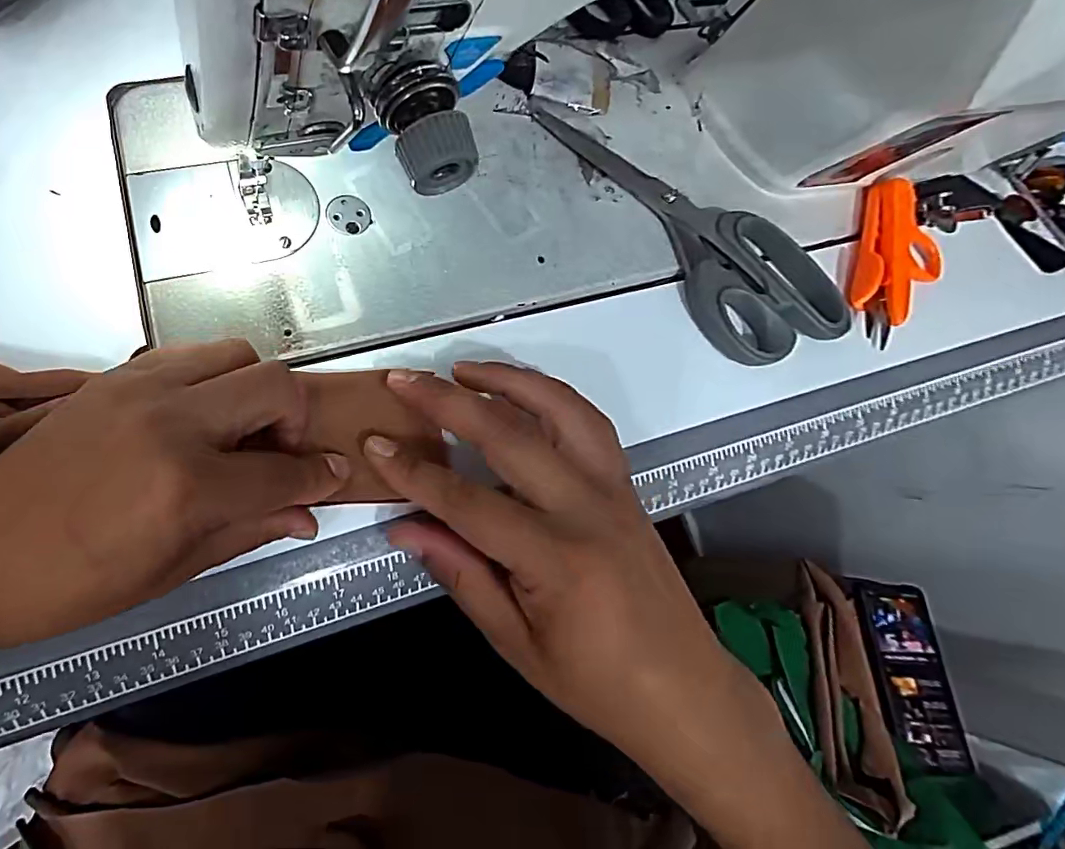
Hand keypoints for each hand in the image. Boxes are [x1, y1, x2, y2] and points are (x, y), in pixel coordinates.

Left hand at [0, 341, 348, 683]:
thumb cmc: (69, 588)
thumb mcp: (167, 573)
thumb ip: (246, 531)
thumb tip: (304, 514)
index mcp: (185, 487)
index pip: (284, 471)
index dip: (320, 477)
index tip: (334, 476)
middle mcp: (171, 421)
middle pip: (274, 385)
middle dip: (297, 419)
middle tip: (282, 453)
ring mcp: (140, 388)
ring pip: (235, 353)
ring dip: (254, 388)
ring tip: (236, 430)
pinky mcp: (113, 375)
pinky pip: (186, 354)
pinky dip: (210, 376)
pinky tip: (193, 414)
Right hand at [362, 363, 726, 757]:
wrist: (686, 694)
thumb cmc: (597, 682)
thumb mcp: (515, 641)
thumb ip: (459, 574)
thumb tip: (405, 529)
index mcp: (557, 560)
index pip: (468, 502)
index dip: (416, 474)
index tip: (377, 447)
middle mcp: (588, 511)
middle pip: (509, 437)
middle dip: (449, 402)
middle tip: (406, 382)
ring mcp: (613, 490)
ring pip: (560, 410)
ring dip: (508, 380)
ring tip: (463, 369)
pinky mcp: (625, 484)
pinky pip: (588, 422)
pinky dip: (549, 395)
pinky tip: (519, 392)